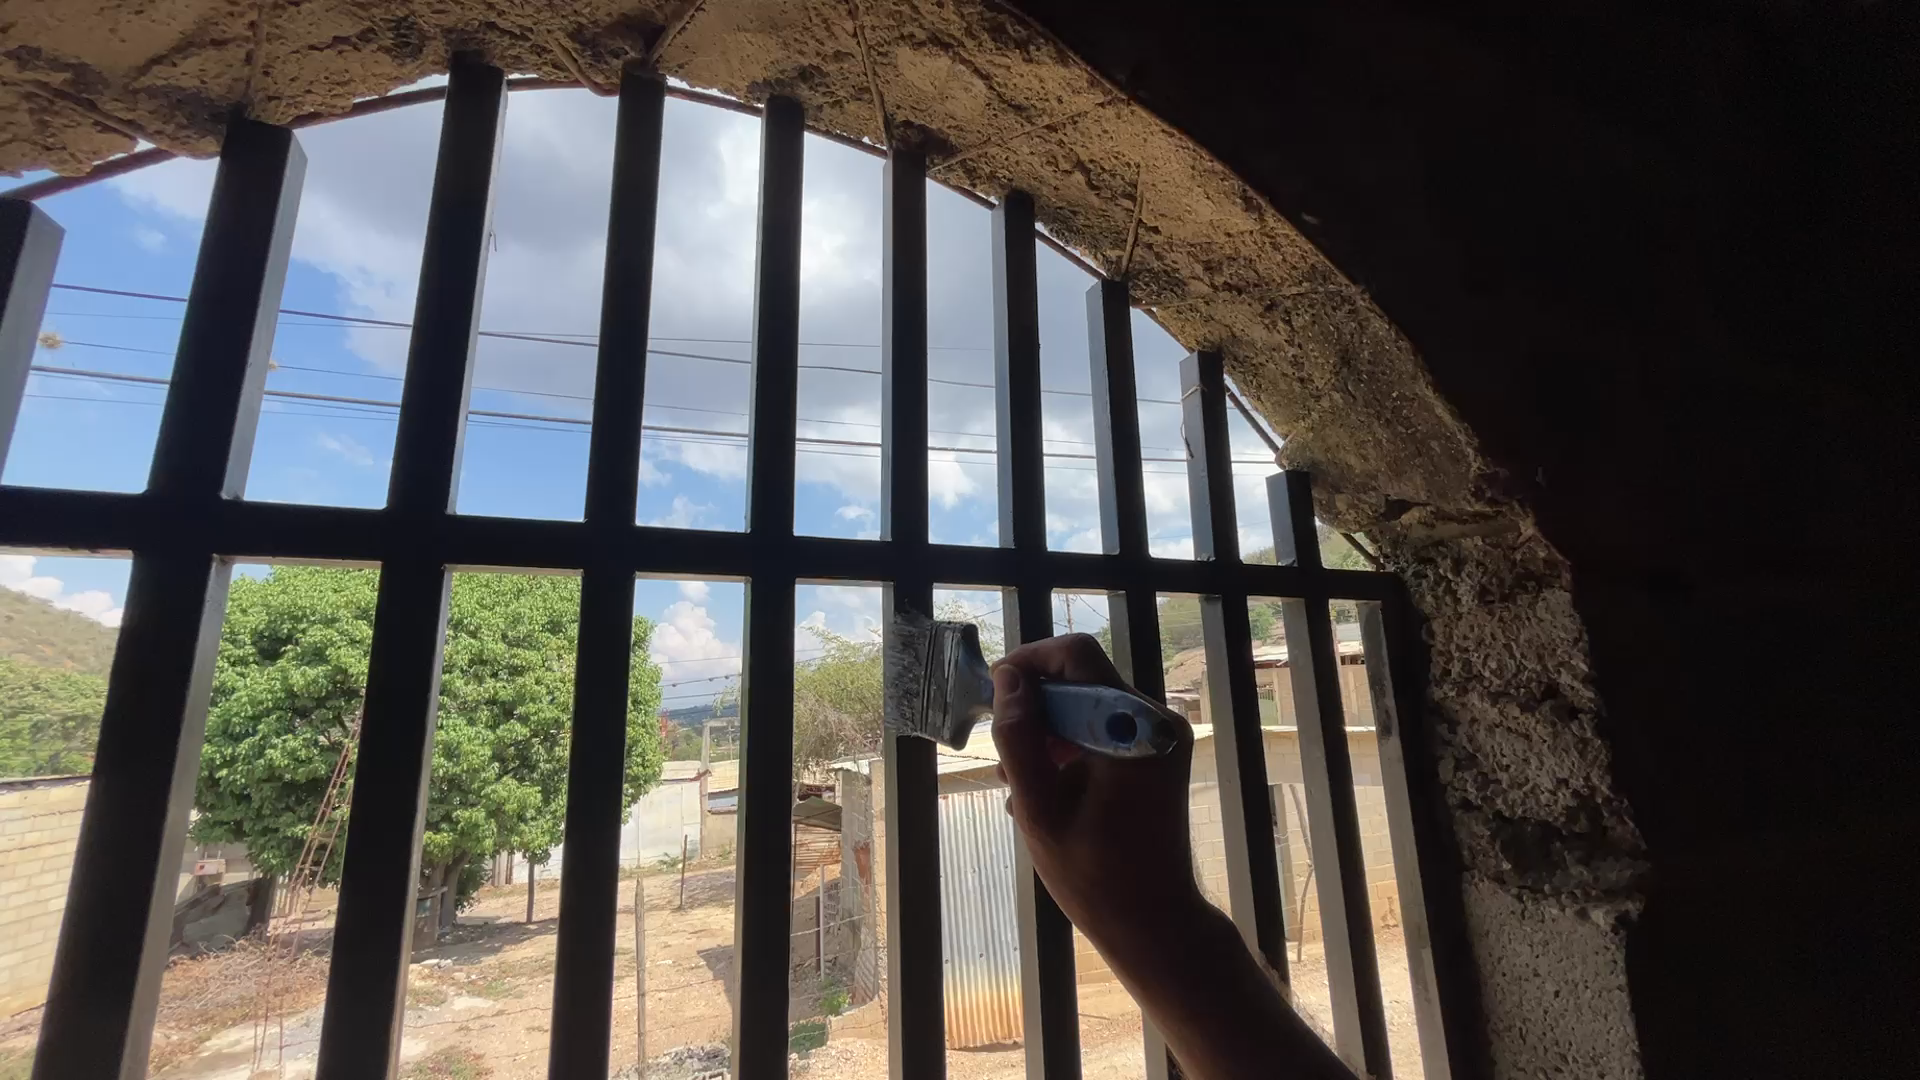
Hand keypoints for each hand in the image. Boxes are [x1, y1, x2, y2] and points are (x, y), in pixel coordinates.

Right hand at [989, 633, 1205, 953]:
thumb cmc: (1094, 876)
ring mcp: (1159, 733)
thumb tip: (1008, 680)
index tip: (997, 691)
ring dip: (1048, 727)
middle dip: (1035, 705)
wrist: (1154, 921)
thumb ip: (1020, 740)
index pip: (1077, 656)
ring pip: (1089, 700)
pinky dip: (1070, 741)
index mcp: (1133, 729)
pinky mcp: (1156, 748)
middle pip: (1081, 678)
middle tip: (1003, 751)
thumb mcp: (1040, 810)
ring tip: (1016, 777)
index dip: (1030, 661)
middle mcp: (1155, 719)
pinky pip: (1103, 723)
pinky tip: (1045, 781)